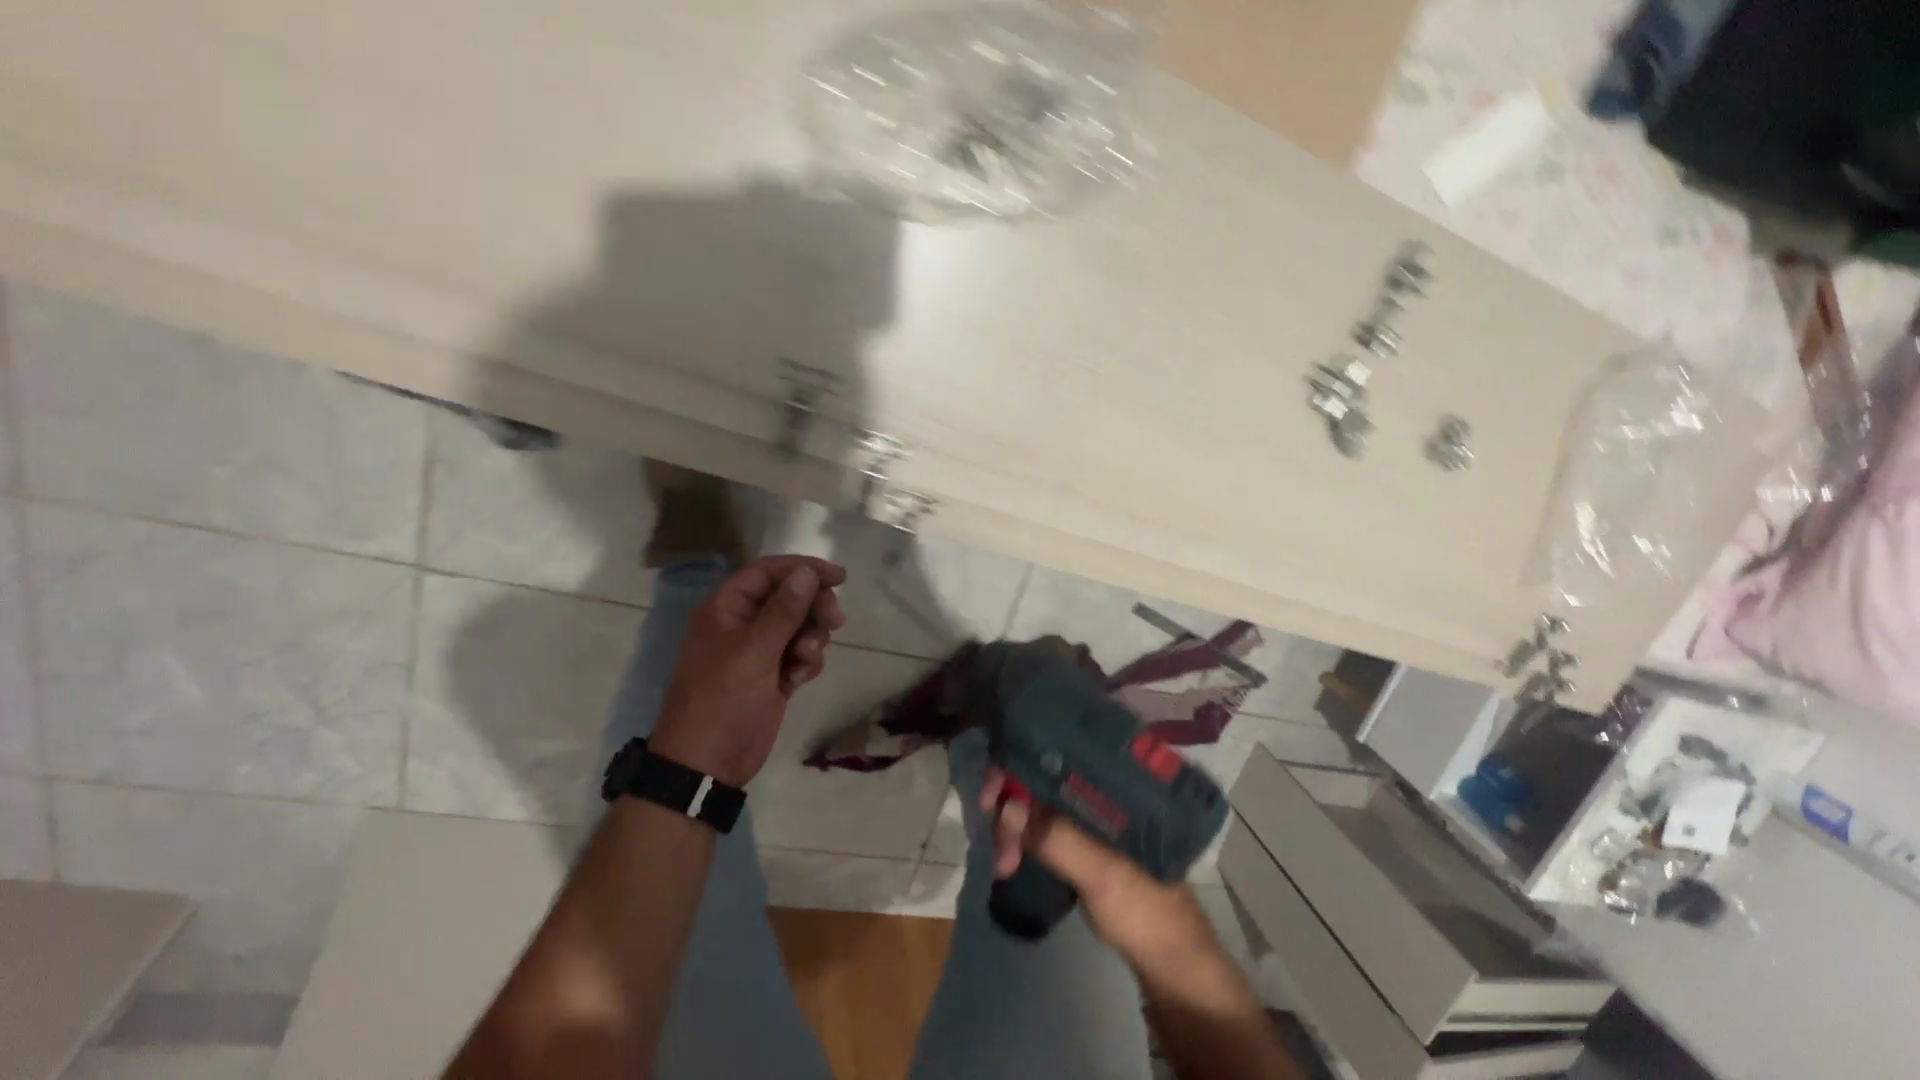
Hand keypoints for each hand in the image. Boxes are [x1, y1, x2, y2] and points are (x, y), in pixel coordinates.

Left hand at [649, 556, 846, 786]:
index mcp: (725, 608)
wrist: (707, 764)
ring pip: (799, 626)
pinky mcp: (772, 676)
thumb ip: (784, 610)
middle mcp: (741, 623)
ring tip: (804, 660)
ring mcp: (757, 651)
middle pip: (789, 597)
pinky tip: (798, 680)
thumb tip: (808, 572)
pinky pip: (799, 654)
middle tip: (834, 622)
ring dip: (811, 638)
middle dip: (813, 607)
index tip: (839, 578)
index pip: (768, 572)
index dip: (803, 569)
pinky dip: (805, 662)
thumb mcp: (753, 652)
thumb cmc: (722, 701)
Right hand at [980, 767, 1217, 972]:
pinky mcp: (1088, 843)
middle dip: (1011, 806)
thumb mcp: (1102, 874)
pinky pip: (1046, 828)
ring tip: (1003, 865)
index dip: (1020, 766)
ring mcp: (1096, 818)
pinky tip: (1009, 858)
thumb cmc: (1147, 914)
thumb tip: (1006, 804)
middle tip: (998, 850)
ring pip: (1040, 805)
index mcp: (1120, 784)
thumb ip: (1057, 837)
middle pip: (1043, 777)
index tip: (990, 797)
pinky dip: (1024, 839)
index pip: (1060, 753)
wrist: (1174, 965)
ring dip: (1014, 827)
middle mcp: (1106, 791)